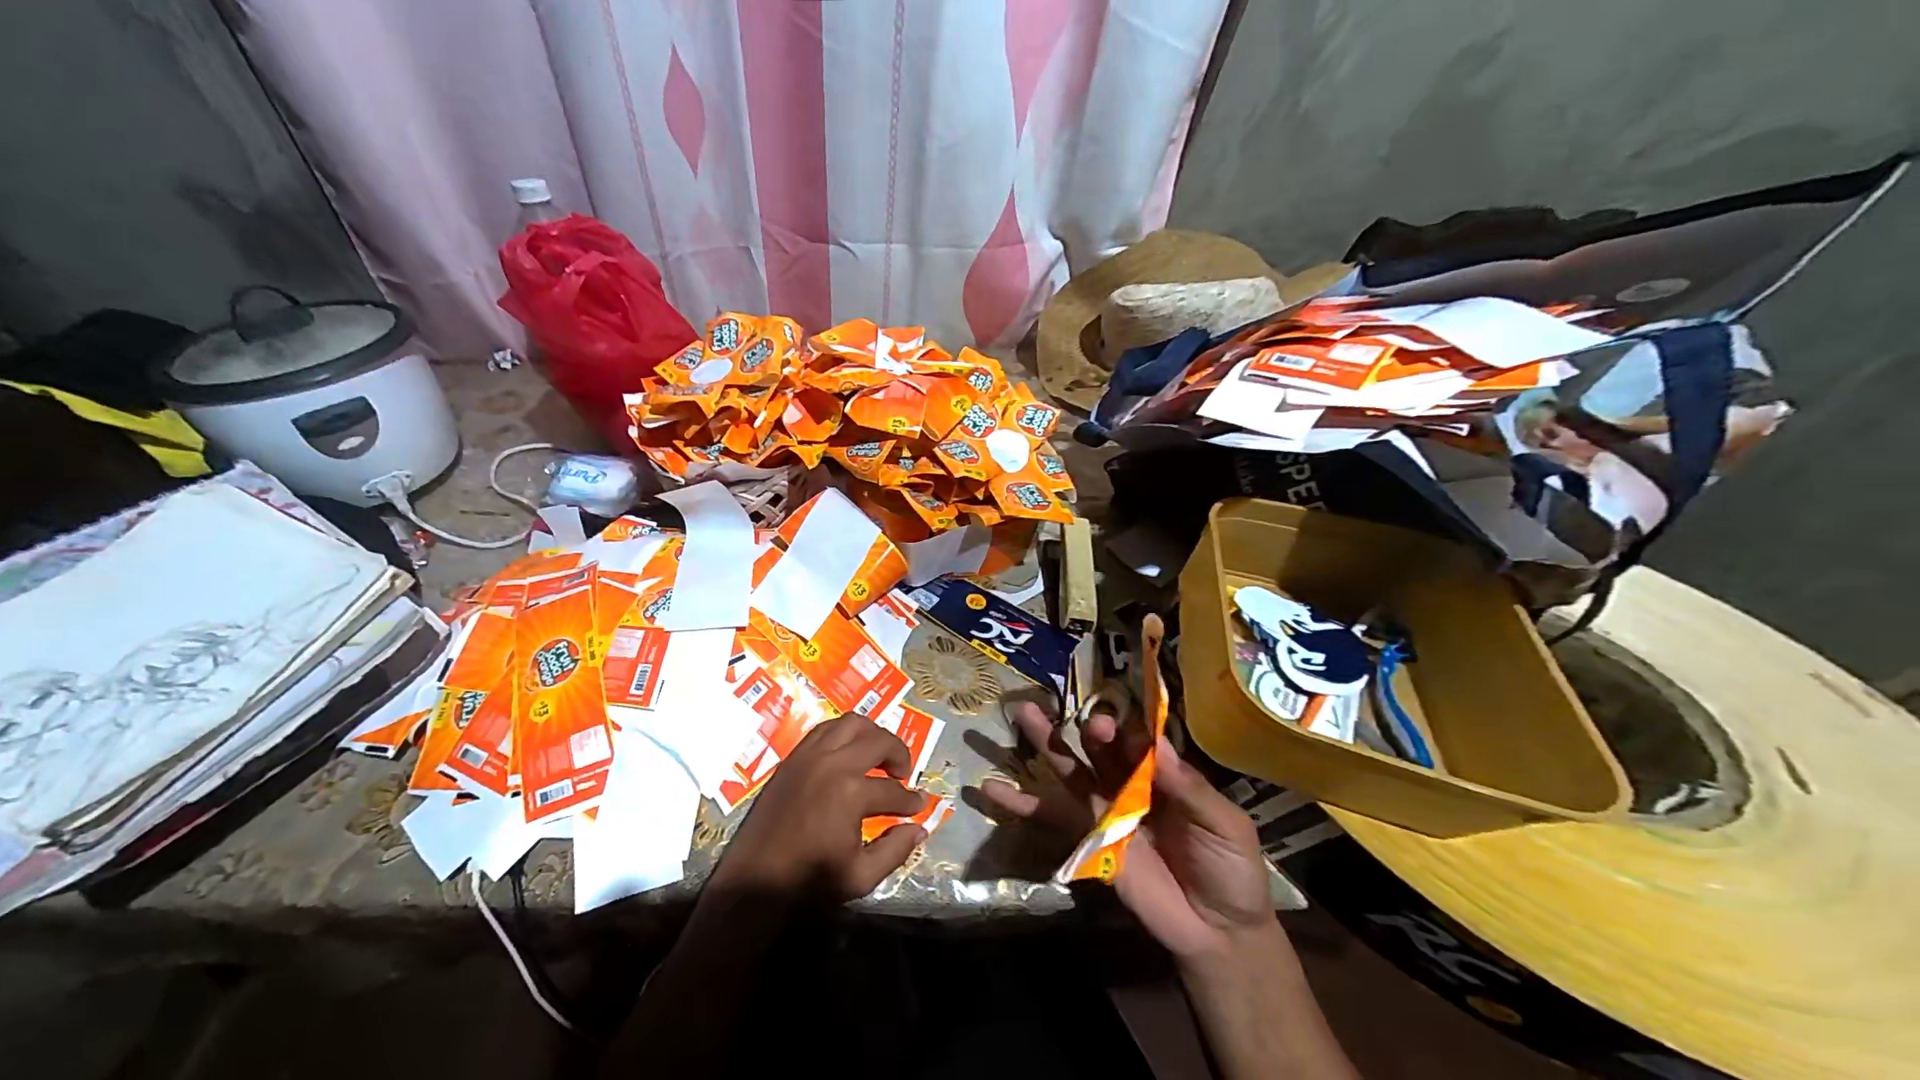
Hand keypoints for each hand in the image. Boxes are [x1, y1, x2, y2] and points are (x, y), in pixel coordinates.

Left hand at [712, 713, 928, 901]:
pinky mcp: (792, 759)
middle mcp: (832, 763)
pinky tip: (848, 755)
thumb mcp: (860, 876)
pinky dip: (843, 735)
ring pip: (850, 723)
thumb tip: (919, 830)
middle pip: (878, 740)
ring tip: (877, 757)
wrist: (753, 884)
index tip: (920, 806)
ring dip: (871, 735)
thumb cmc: (808, 883)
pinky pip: (824, 730)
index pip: (893, 791)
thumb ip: (895, 850)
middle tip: (903, 774)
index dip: (911, 801)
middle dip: (899, 754)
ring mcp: (809, 756)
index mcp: (851, 792)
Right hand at [981, 701, 1276, 962]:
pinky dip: (1021, 805)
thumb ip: (1190, 788)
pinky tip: (990, 789)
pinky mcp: (1087, 840)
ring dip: (1046, 742)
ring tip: (1021, 713)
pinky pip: (1051, 818)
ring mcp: (1105, 809)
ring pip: (1071, 769)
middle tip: (1070, 715)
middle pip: (1099, 745)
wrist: (1218, 929)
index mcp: (1164, 772)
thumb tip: (1156, 746)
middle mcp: (1130, 782)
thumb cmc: (1232, 868)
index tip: (1110, 721)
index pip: (1137, 737)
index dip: (1123, 724)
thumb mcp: (1225, 824)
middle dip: (1083, 726)